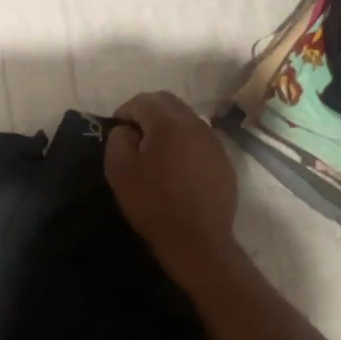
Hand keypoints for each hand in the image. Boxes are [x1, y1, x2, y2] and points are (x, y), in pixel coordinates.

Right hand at [104, 91, 240, 265]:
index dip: (125, 111)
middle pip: (168, 102)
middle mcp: (196, 125)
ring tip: (155, 151)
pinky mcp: (224, 161)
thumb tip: (127, 129)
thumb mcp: (119, 170)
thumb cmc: (152, 202)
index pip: (143, 100)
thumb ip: (118, 139)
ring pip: (187, 119)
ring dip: (168, 126)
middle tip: (134, 135)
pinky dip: (184, 143)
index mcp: (168, 123)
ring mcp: (214, 142)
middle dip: (147, 111)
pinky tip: (177, 168)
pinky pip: (200, 140)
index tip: (116, 130)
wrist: (196, 239)